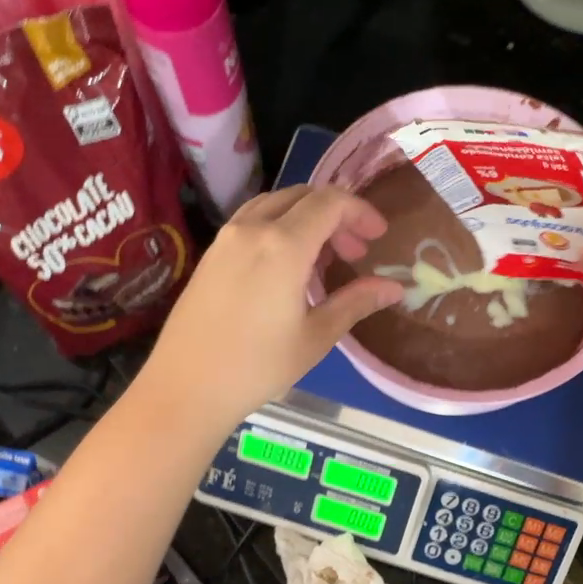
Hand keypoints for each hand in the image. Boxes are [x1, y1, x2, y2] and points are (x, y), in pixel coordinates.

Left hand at [140, 185, 404, 423]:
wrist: (188, 386)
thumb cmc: (258, 367)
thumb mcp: (315, 337)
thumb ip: (355, 303)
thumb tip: (394, 288)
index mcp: (283, 245)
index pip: (330, 203)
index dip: (361, 212)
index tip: (379, 237)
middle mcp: (252, 229)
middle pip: (303, 197)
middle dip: (336, 217)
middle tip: (355, 253)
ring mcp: (226, 238)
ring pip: (275, 205)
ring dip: (306, 220)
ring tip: (324, 260)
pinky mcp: (211, 254)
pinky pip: (253, 223)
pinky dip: (280, 229)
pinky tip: (288, 269)